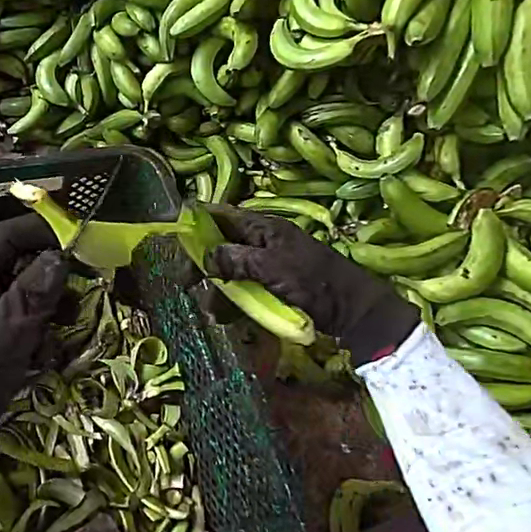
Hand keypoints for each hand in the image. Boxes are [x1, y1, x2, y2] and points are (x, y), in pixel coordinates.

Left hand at [0, 215, 68, 531]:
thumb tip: (59, 254)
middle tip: (85, 292)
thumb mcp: (0, 344)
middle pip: (19, 267)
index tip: (82, 239)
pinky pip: (21, 332)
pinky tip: (49, 360)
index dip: (41, 231)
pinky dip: (40, 339)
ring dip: (50, 310)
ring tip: (71, 329)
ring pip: (24, 301)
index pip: (5, 238)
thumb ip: (29, 299)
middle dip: (53, 276)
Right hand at [203, 204, 418, 365]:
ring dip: (216, 289)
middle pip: (218, 244)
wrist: (355, 311)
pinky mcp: (271, 283)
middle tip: (187, 283)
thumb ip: (235, 259)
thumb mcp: (271, 268)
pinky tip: (225, 317)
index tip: (175, 240)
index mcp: (261, 226)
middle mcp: (260, 239)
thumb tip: (205, 257)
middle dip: (202, 264)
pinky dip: (232, 300)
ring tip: (212, 312)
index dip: (195, 223)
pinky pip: (242, 287)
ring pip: (228, 269)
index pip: (218, 214)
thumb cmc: (315, 282)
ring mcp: (265, 261)